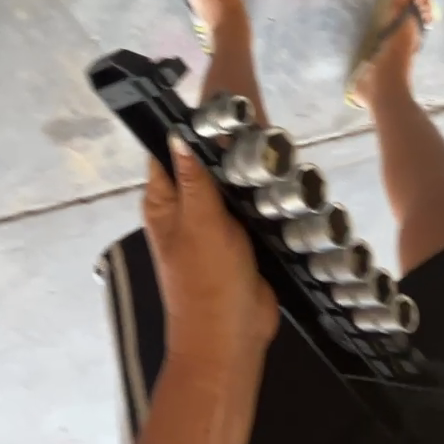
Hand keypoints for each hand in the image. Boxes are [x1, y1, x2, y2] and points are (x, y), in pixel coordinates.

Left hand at [143, 135, 278, 366]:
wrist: (233, 338)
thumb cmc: (208, 280)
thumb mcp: (200, 221)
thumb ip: (192, 177)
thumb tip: (175, 131)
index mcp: (164, 201)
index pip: (167, 150)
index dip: (188, 126)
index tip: (217, 106)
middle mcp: (185, 207)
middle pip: (203, 162)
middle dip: (226, 146)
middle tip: (256, 121)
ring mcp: (213, 222)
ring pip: (229, 182)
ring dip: (247, 169)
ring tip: (273, 145)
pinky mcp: (240, 235)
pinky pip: (248, 203)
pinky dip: (260, 192)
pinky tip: (280, 176)